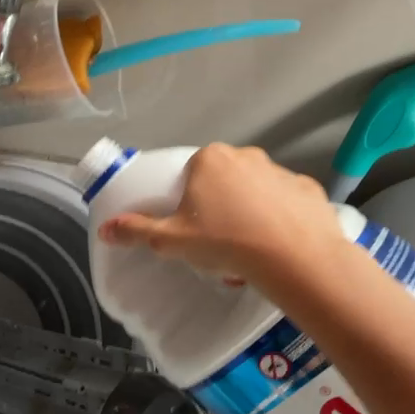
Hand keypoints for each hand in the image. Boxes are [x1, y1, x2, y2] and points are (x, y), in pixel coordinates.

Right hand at [98, 143, 346, 286]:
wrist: (295, 258)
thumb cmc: (224, 241)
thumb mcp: (170, 240)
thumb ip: (136, 231)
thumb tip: (104, 229)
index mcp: (209, 159)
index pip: (191, 170)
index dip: (188, 196)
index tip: (190, 221)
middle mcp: (246, 155)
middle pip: (224, 176)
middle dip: (218, 200)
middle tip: (215, 234)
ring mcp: (282, 171)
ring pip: (256, 188)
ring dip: (249, 208)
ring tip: (246, 244)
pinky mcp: (310, 189)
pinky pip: (286, 202)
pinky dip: (280, 217)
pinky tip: (276, 243)